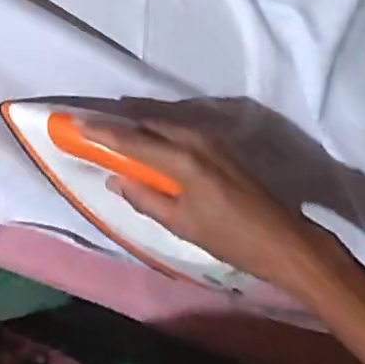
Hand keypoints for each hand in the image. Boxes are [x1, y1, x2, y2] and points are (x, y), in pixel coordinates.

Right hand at [82, 118, 325, 288]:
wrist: (288, 242)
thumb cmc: (233, 238)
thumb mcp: (183, 225)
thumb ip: (145, 198)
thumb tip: (115, 178)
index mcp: (181, 158)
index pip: (131, 139)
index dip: (101, 131)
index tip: (76, 122)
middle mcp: (193, 138)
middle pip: (146, 122)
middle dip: (118, 122)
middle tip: (93, 125)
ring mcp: (209, 137)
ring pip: (162, 122)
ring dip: (138, 123)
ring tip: (117, 127)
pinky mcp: (219, 143)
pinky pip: (177, 126)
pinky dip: (157, 128)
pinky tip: (150, 137)